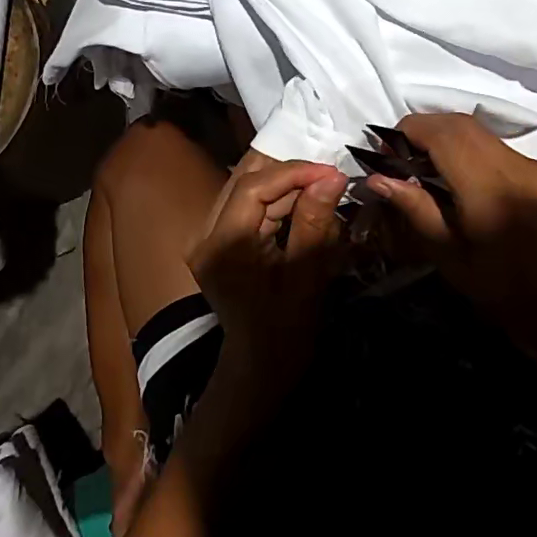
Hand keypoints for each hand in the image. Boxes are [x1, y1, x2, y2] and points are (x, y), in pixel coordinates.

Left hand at [187, 154, 347, 367]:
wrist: (261, 364)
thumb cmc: (286, 328)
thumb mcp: (306, 276)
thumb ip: (314, 223)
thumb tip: (333, 177)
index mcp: (222, 246)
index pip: (253, 187)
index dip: (294, 173)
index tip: (333, 172)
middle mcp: (204, 234)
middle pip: (244, 180)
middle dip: (289, 172)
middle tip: (328, 175)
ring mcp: (207, 236)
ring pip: (245, 187)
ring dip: (284, 183)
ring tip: (321, 186)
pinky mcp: (217, 239)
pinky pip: (246, 204)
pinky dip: (276, 199)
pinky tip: (303, 201)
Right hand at [367, 114, 536, 400]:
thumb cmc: (519, 304)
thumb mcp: (459, 267)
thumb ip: (420, 214)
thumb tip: (379, 179)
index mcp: (493, 194)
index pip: (444, 135)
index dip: (408, 131)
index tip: (383, 152)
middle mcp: (520, 168)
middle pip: (463, 125)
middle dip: (424, 130)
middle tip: (397, 160)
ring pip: (482, 135)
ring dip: (447, 140)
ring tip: (423, 171)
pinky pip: (500, 150)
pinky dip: (470, 153)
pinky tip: (459, 183)